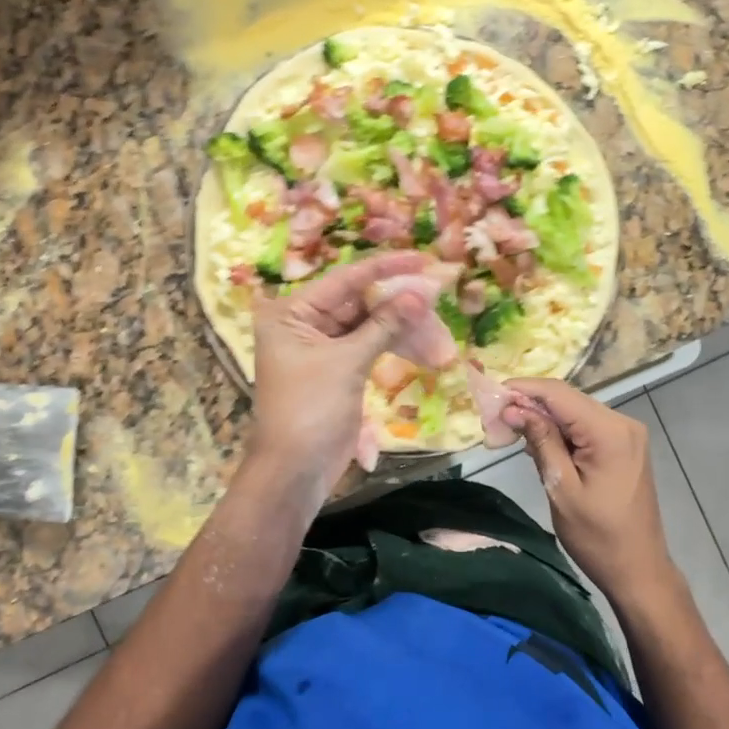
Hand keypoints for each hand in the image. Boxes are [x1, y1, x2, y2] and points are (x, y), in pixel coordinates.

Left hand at [247, 251, 429, 491]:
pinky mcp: (337, 369)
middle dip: (398, 301)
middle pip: (357, 300)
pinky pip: (368, 346)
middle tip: (437, 294)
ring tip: (437, 330)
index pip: (345, 280)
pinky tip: (423, 346)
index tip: (422, 259)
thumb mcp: (347, 363)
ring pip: (367, 324)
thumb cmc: (310, 410)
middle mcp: (302, 322)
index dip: (386, 269)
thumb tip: (420, 293)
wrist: (295, 469)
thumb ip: (384, 325)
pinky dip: (393, 345)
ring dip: (401, 327)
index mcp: (290, 312)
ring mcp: (320, 347)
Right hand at [504, 379, 679, 602]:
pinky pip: (585, 427)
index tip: (489, 394)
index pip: (559, 394)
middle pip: (567, 399)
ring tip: (506, 427)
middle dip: (529, 403)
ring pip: (575, 412)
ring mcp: (626, 434)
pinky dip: (560, 430)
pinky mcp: (623, 446)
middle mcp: (623, 423)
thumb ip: (541, 443)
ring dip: (542, 417)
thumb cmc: (598, 536)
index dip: (522, 389)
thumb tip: (513, 408)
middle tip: (492, 416)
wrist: (638, 568)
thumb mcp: (561, 489)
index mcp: (610, 432)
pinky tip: (536, 440)